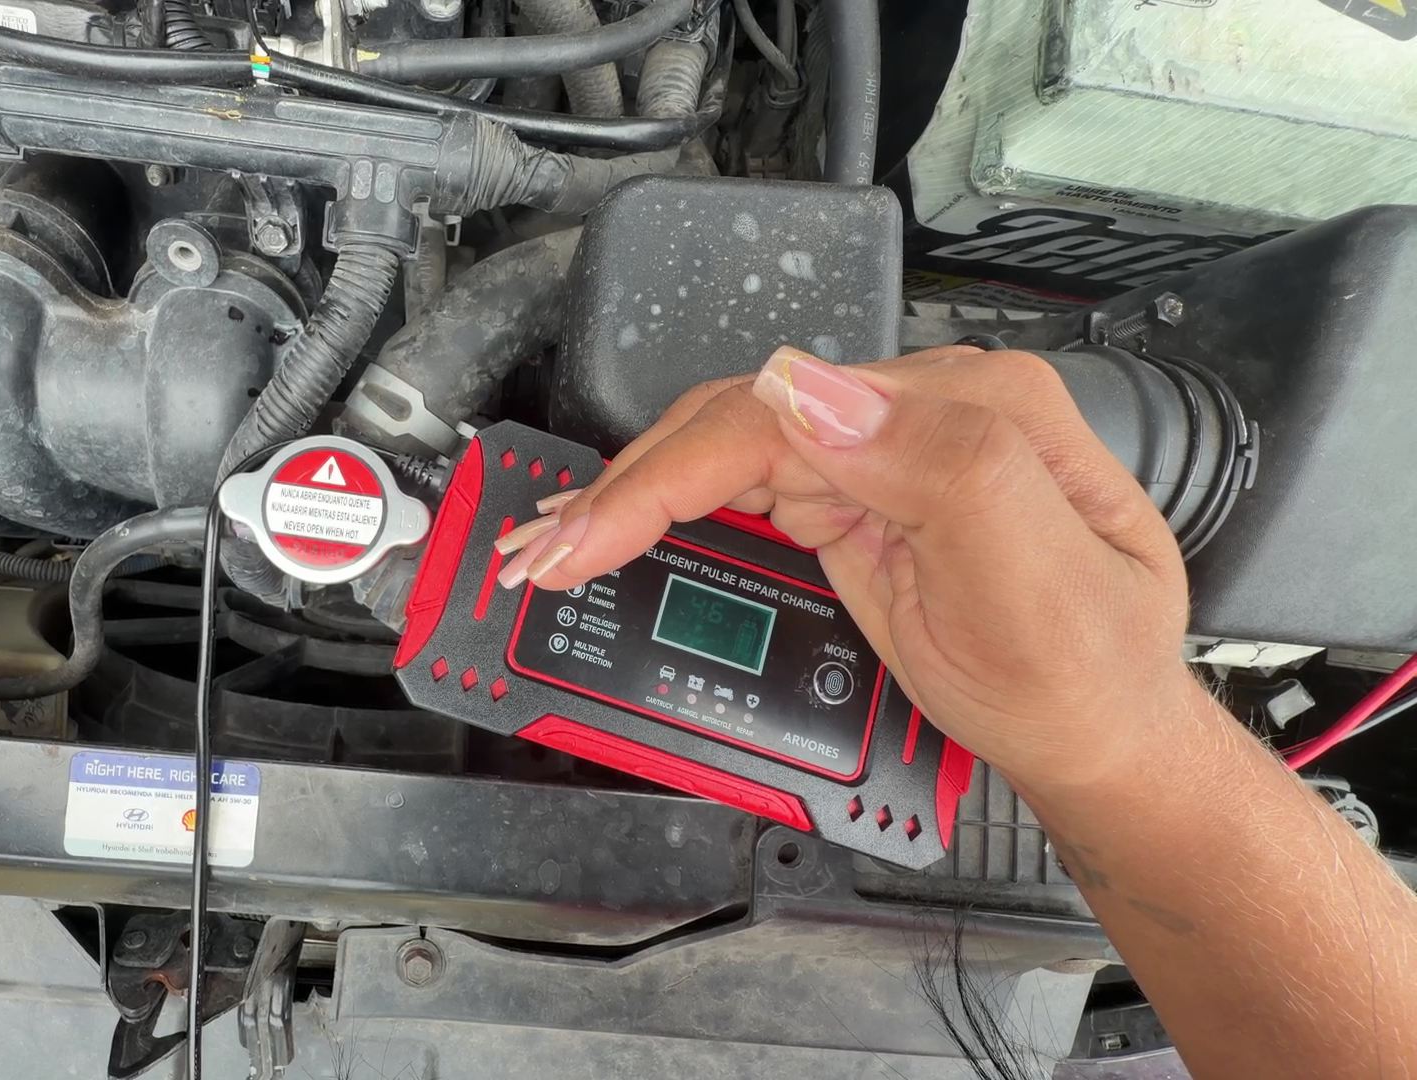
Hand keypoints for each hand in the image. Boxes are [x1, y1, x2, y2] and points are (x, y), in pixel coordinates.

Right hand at [495, 346, 1203, 788]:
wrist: (1085, 720)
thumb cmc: (1073, 669)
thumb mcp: (1034, 585)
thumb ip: (941, 467)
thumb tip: (806, 391)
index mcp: (961, 411)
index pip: (770, 420)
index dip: (660, 480)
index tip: (583, 541)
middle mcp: (905, 410)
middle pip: (725, 426)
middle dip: (620, 489)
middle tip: (542, 549)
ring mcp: (865, 445)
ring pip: (713, 448)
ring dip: (626, 495)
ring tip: (558, 540)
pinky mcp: (838, 484)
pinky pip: (730, 479)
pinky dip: (662, 504)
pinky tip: (618, 523)